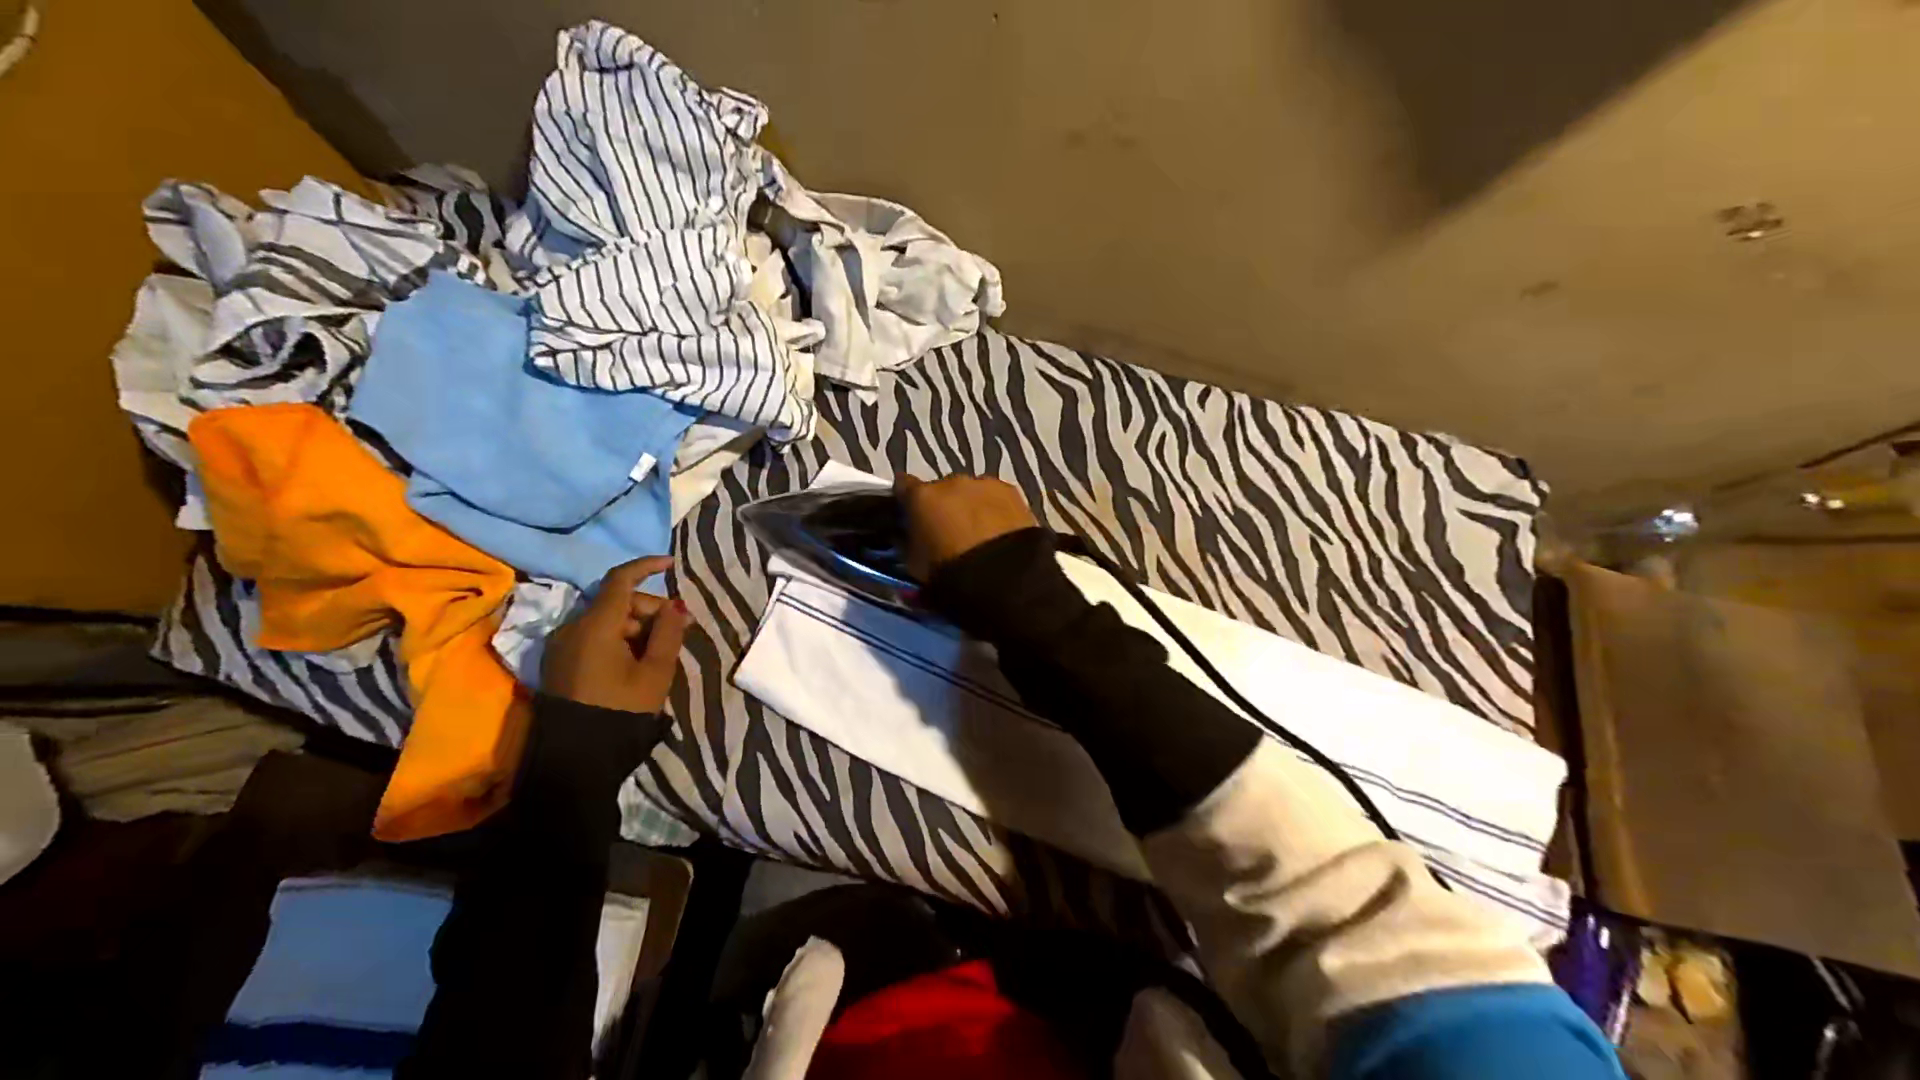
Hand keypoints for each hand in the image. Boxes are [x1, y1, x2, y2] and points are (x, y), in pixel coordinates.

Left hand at [542, 556, 690, 714]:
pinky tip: (639, 658)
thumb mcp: (656, 672)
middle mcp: (573, 627)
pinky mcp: (560, 663)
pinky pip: (593, 637)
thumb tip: (676, 605)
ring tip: (662, 649)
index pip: (621, 580)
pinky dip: (619, 638)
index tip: (672, 564)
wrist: (576, 759)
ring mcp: (562, 645)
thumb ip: (668, 632)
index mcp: (596, 626)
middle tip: (681, 628)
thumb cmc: (622, 710)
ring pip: (606, 620)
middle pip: (617, 602)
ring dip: (637, 626)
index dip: (648, 566)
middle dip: (651, 608)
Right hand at [895, 474, 1039, 579]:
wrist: (1003, 576)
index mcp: (921, 496)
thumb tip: (906, 535)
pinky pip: (995, 496)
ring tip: (979, 533)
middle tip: (949, 531)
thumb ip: (908, 542)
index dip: (906, 500)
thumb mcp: (914, 564)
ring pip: (970, 491)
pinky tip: (1000, 530)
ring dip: (970, 506)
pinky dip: (995, 509)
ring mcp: (983, 483)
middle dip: (942, 506)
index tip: (909, 514)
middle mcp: (950, 482)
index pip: (903, 485)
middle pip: (940, 488)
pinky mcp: (1011, 491)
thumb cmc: (949, 573)